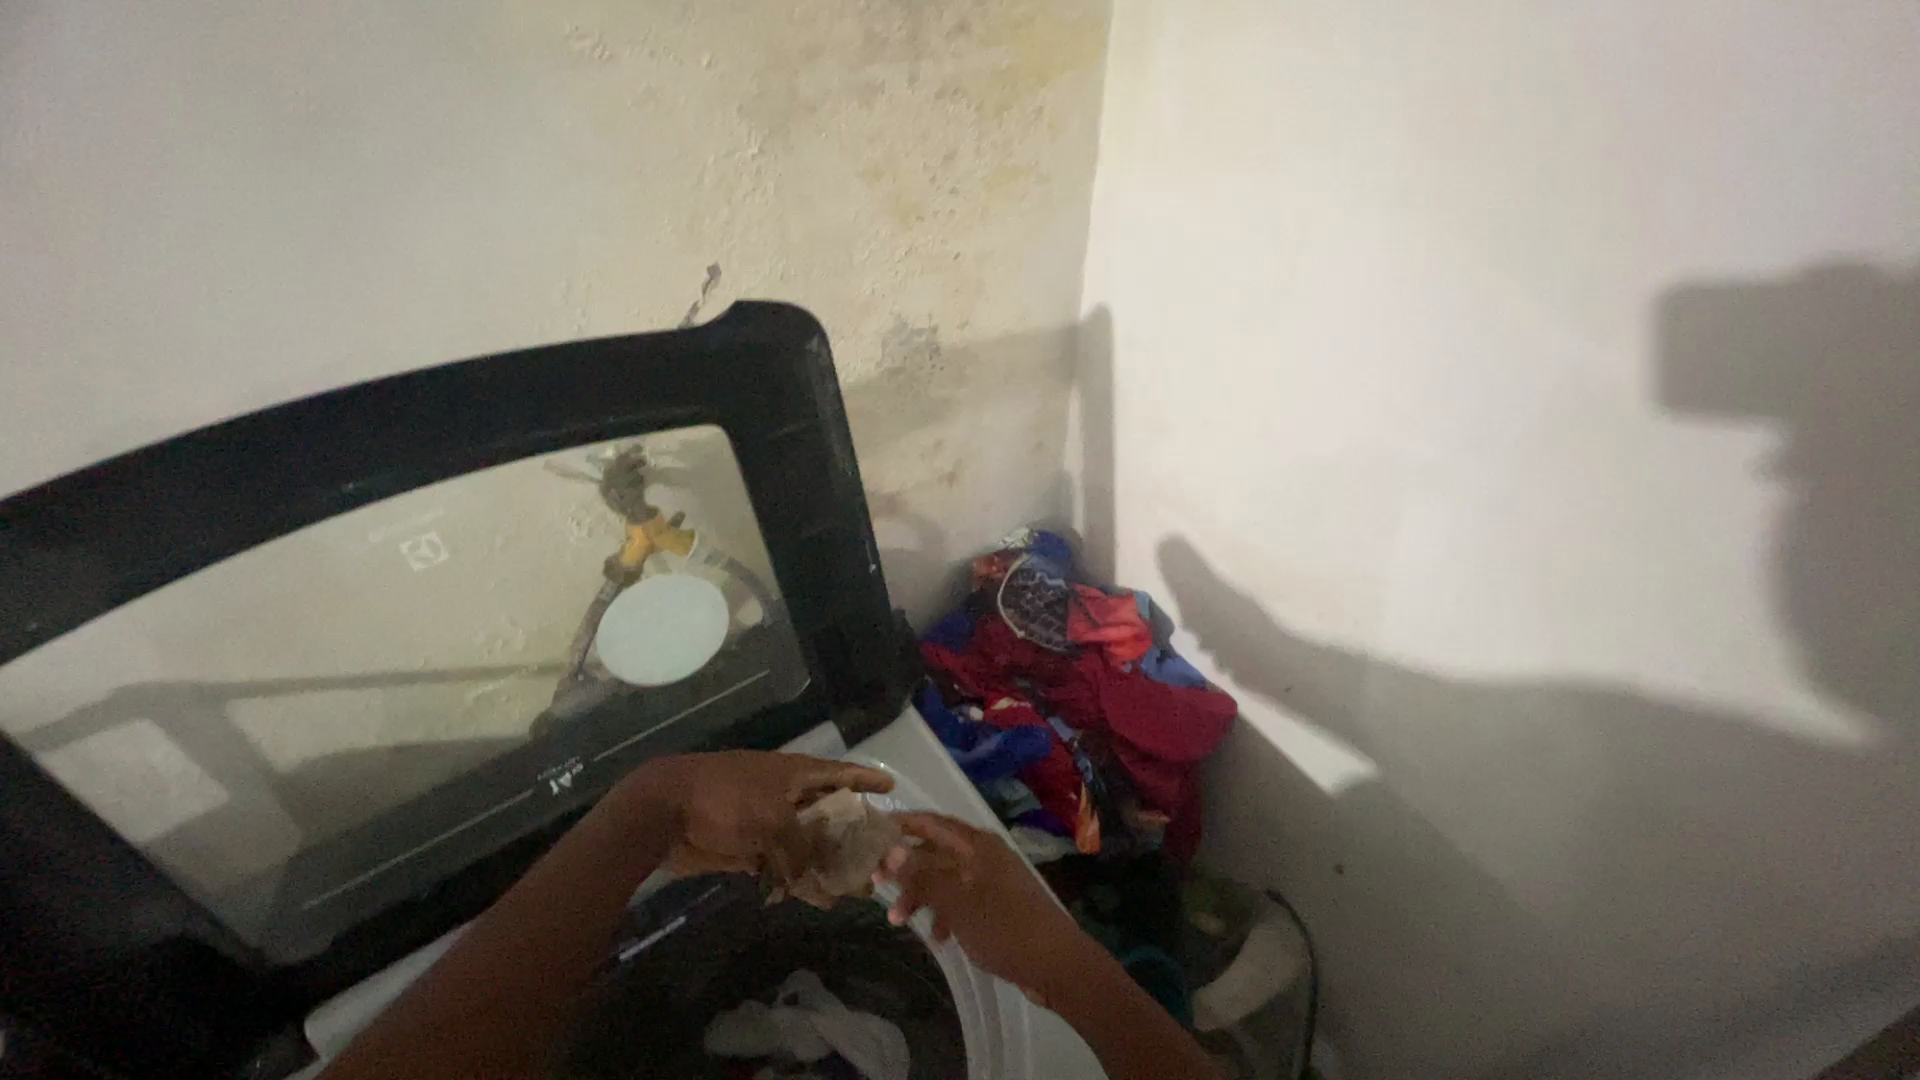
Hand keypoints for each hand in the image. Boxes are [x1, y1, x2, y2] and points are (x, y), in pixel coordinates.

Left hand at [620, 751, 893, 882]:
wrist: (666, 811)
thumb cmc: (726, 799)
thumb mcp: (773, 818)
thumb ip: (800, 848)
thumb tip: (817, 882)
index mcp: (796, 773)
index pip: (841, 773)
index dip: (866, 779)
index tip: (892, 787)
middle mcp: (786, 794)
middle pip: (826, 813)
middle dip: (850, 834)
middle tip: (877, 856)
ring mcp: (766, 822)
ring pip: (804, 844)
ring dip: (823, 864)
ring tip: (848, 888)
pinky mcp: (746, 847)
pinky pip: (779, 865)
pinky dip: (793, 880)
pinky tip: (810, 898)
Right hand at [874, 812, 1096, 1005]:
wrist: (1057, 964)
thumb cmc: (1004, 927)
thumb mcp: (957, 903)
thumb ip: (923, 877)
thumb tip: (891, 851)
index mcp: (977, 845)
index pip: (933, 823)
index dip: (903, 824)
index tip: (873, 831)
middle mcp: (985, 854)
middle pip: (937, 851)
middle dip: (907, 868)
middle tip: (877, 885)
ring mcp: (994, 878)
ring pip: (947, 877)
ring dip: (923, 894)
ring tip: (900, 921)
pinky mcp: (999, 903)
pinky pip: (963, 897)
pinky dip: (946, 911)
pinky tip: (939, 936)